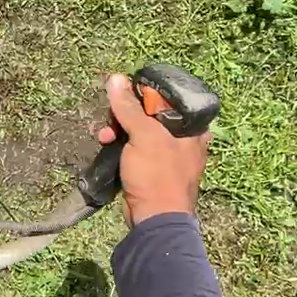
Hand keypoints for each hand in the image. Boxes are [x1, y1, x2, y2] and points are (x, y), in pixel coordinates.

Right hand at [96, 73, 210, 224]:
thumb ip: (129, 108)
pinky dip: (119, 144)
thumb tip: (115, 78)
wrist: (156, 218)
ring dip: (117, 129)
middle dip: (123, 114)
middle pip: (148, 112)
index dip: (141, 94)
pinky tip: (106, 146)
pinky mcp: (151, 166)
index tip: (121, 98)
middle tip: (110, 120)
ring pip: (137, 129)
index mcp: (192, 127)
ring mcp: (166, 152)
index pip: (165, 97)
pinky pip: (133, 146)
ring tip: (103, 137)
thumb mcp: (144, 136)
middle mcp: (183, 137)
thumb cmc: (158, 175)